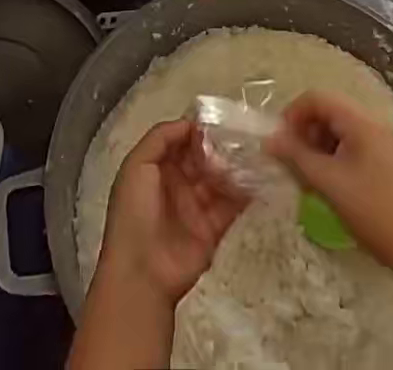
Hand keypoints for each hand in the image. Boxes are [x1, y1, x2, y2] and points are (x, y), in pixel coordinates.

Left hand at [96, 120, 249, 304]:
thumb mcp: (136, 166)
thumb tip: (189, 123)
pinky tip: (258, 178)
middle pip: (202, 158)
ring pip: (219, 179)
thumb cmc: (134, 213)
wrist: (142, 272)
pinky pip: (231, 205)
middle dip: (219, 147)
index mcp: (156, 168)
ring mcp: (195, 206)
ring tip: (252, 154)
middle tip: (240, 136)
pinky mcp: (213, 228)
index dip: (197, 130)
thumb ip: (160, 138)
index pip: (181, 142)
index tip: (219, 119)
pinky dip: (244, 192)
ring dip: (233, 167)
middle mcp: (176, 183)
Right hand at [267, 89, 392, 274]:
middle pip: (327, 111)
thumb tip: (269, 140)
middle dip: (303, 131)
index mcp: (360, 122)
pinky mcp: (384, 162)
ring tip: (306, 176)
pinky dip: (331, 158)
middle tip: (290, 161)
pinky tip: (326, 185)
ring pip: (337, 130)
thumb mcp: (327, 182)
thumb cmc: (372, 211)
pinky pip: (349, 146)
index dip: (292, 114)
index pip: (317, 98)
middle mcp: (371, 124)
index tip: (279, 142)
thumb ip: (295, 156)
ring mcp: (380, 143)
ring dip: (316, 146)